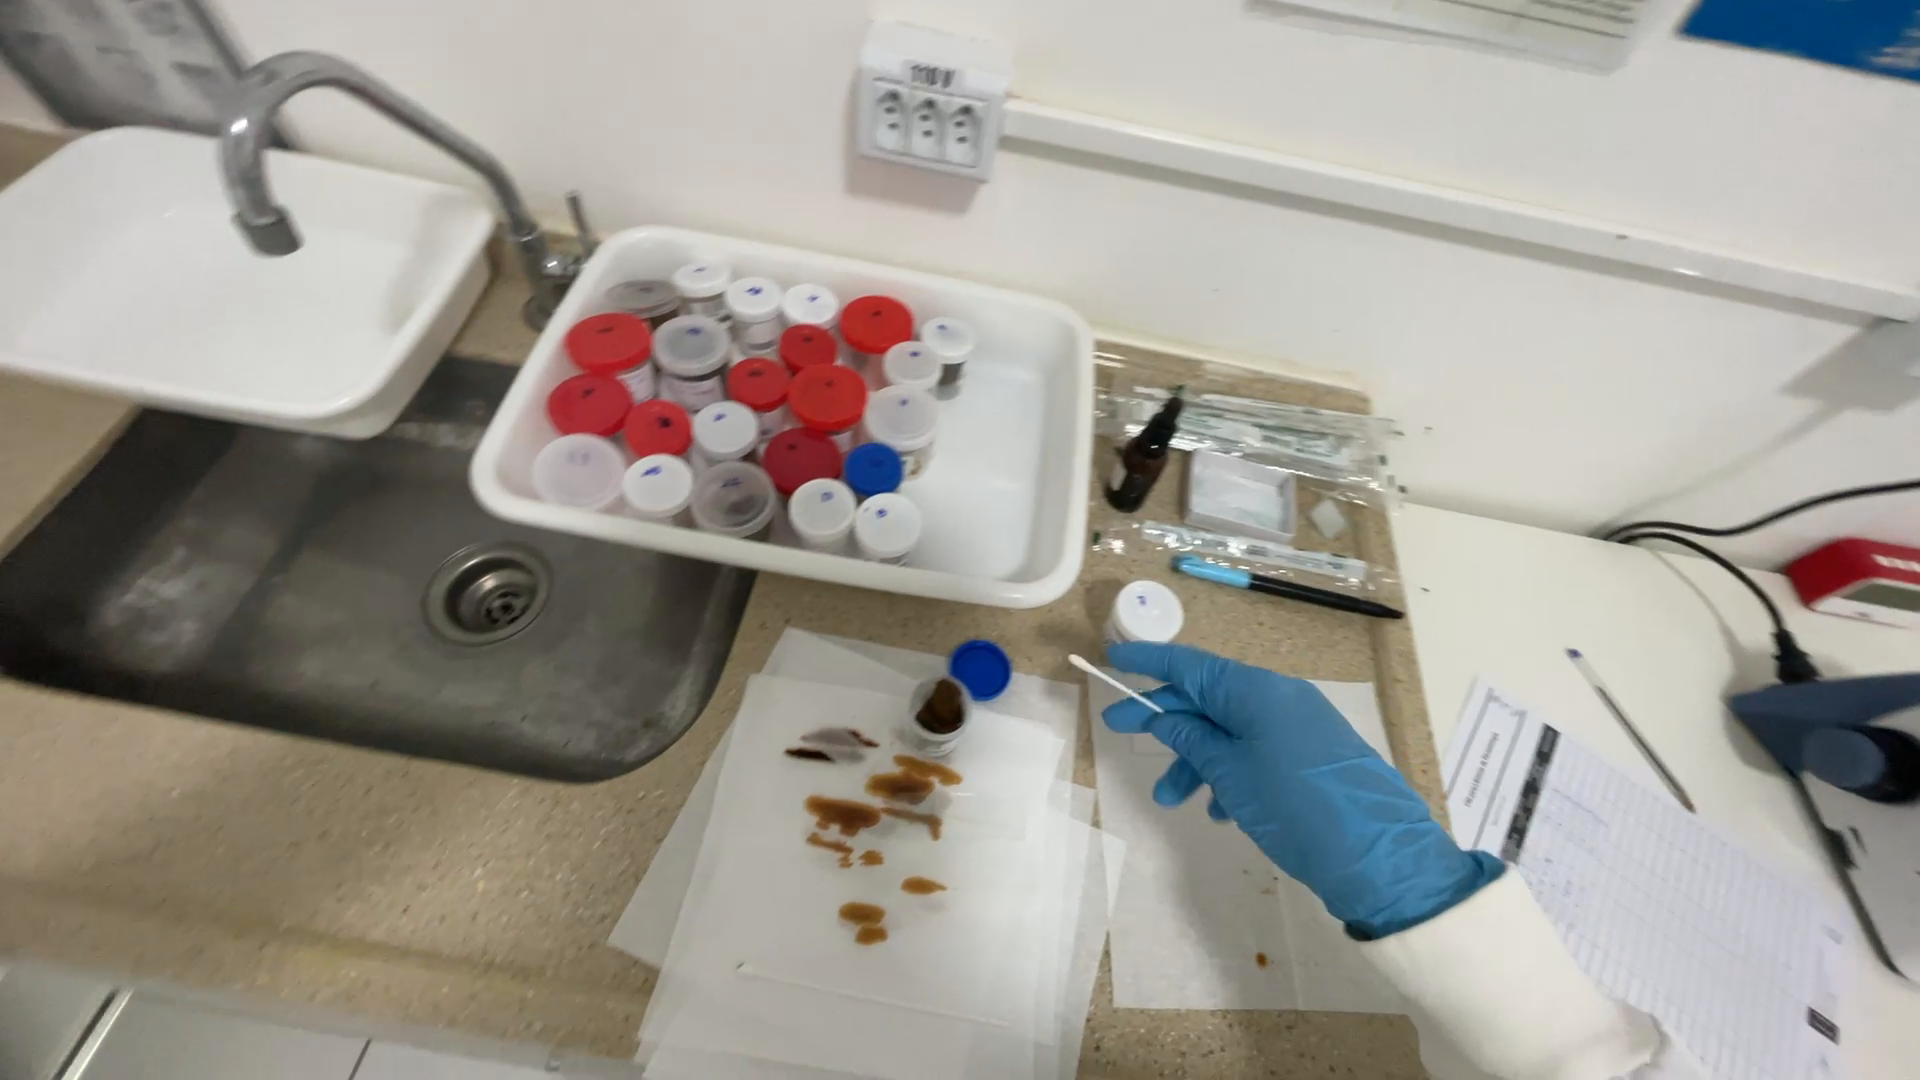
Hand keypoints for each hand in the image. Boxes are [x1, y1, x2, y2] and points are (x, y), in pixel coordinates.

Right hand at [1103, 642, 1501, 938]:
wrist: (1383, 863)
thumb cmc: (1296, 808)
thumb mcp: (1231, 774)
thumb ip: (1192, 739)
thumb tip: (1164, 717)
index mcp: (1256, 690)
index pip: (1189, 663)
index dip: (1148, 660)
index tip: (1114, 660)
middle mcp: (1277, 697)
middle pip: (1205, 696)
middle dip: (1163, 719)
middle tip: (1117, 728)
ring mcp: (1298, 726)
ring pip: (1228, 729)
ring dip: (1194, 757)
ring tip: (1172, 799)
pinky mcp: (1311, 755)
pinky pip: (1255, 749)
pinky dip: (1229, 772)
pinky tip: (1219, 810)